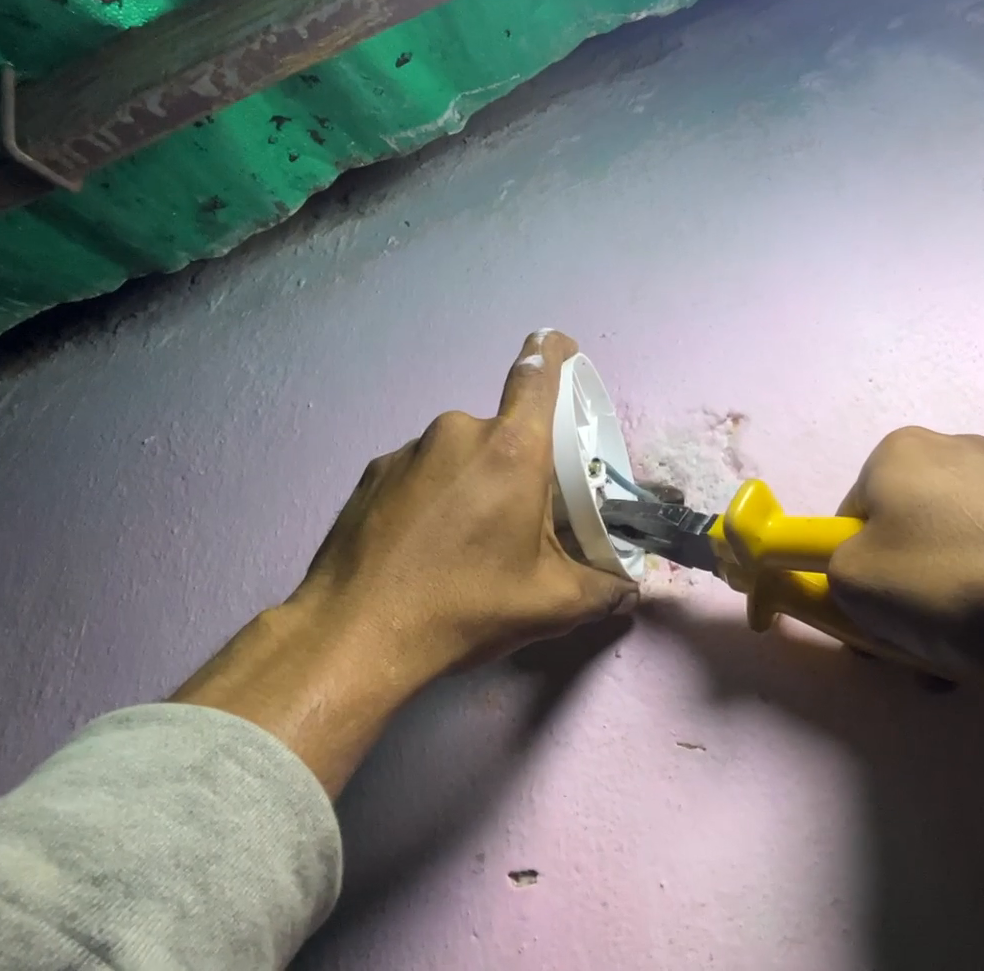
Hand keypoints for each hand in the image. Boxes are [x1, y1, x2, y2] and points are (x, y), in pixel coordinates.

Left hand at [175, 329, 634, 793]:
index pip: (537, 373)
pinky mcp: (372, 473)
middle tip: (520, 518)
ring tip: (465, 541)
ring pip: (461, 454)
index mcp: (511, 449)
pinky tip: (425, 545)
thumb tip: (629, 586)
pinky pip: (422, 472)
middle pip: (506, 431)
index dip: (554, 353)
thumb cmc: (466, 606)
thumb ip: (605, 587)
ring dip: (474, 483)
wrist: (354, 634)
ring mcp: (408, 450)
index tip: (562, 349)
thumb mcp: (552, 605)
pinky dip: (434, 496)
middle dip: (520, 464)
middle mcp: (458, 432)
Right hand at [827, 427, 983, 684]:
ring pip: (969, 561)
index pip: (853, 522)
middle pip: (914, 543)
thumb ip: (836, 577)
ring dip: (965, 615)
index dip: (857, 580)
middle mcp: (960, 452)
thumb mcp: (857, 586)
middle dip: (915, 605)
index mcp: (898, 454)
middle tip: (929, 656)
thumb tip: (871, 581)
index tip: (878, 626)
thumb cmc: (956, 581)